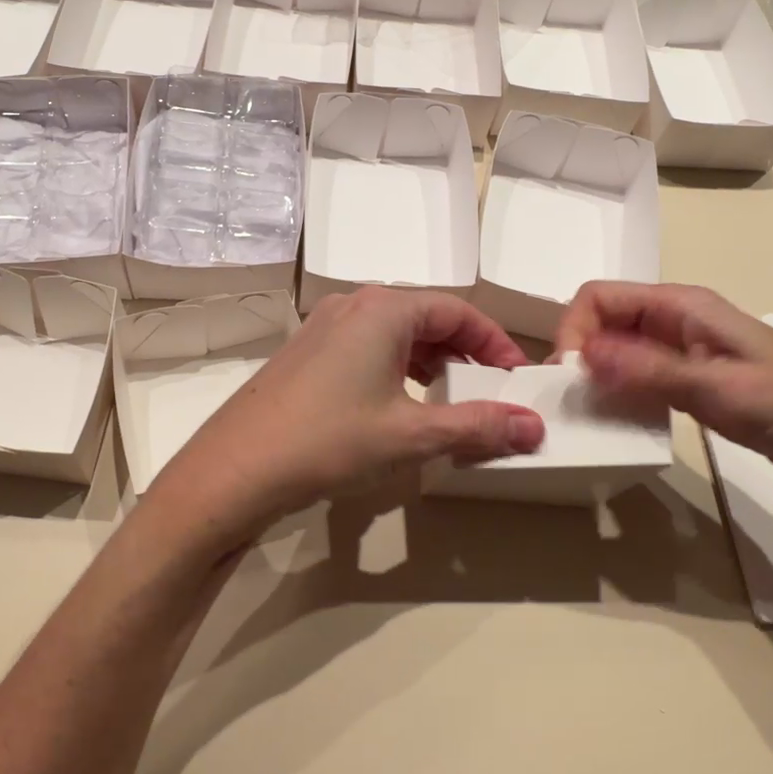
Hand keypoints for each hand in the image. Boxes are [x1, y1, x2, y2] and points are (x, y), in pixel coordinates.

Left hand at [153, 288, 546, 543]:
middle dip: (462, 351)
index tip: (516, 377)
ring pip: (391, 334)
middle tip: (488, 388)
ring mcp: (320, 328)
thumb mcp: (412, 435)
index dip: (494, 341)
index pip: (457, 310)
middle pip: (424, 317)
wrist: (238, 467)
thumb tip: (534, 426)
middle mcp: (350, 306)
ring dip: (427, 361)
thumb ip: (477, 426)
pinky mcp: (302, 355)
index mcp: (382, 309)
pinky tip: (396, 406)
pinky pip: (363, 349)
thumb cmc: (331, 441)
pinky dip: (393, 369)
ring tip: (448, 398)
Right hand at [556, 281, 772, 492]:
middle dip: (581, 354)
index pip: (601, 297)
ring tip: (594, 416)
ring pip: (618, 351)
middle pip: (604, 321)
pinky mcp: (691, 382)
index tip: (570, 376)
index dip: (574, 329)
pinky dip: (622, 395)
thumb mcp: (720, 389)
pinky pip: (639, 379)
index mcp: (683, 306)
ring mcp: (684, 352)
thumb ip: (650, 371)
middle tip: (576, 401)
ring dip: (599, 377)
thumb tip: (583, 355)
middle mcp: (677, 321)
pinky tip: (624, 423)